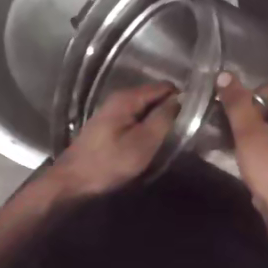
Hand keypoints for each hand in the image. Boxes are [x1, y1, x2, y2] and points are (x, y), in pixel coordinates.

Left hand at [46, 82, 180, 199]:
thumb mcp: (142, 143)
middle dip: (170, 110)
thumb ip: (163, 119)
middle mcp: (119, 99)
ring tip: (172, 139)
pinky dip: (145, 129)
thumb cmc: (109, 163)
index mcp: (127, 98)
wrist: (73, 181)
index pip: (164, 87)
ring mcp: (112, 113)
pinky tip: (151, 143)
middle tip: (185, 131)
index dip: (181, 98)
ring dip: (157, 122)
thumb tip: (181, 99)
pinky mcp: (109, 127)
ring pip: (145, 110)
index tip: (195, 116)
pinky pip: (135, 121)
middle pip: (154, 97)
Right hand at [217, 73, 267, 249]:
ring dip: (250, 129)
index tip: (230, 118)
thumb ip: (237, 103)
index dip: (246, 100)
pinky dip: (258, 140)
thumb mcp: (249, 133)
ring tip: (237, 143)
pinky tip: (247, 154)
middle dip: (247, 115)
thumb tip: (224, 74)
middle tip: (231, 131)